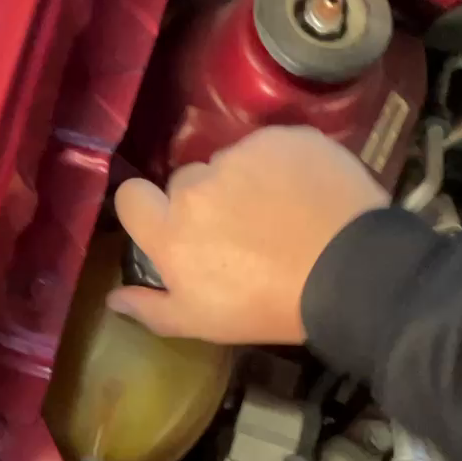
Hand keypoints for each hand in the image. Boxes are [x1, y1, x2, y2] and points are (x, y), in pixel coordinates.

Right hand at [108, 125, 387, 344]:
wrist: (347, 273)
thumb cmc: (266, 307)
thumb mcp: (202, 322)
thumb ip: (151, 308)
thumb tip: (114, 298)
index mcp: (170, 231)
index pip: (131, 197)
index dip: (148, 209)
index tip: (172, 226)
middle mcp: (196, 185)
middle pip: (185, 182)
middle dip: (203, 201)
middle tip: (238, 232)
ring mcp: (241, 156)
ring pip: (228, 163)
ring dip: (243, 183)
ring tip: (279, 215)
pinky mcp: (283, 138)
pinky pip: (269, 148)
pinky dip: (280, 167)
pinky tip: (302, 196)